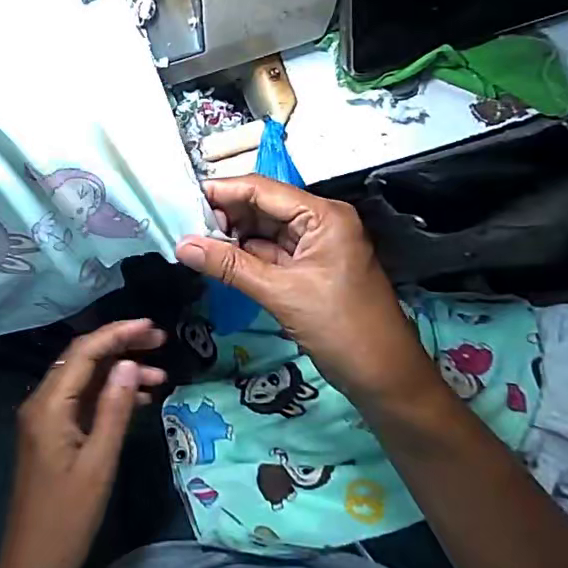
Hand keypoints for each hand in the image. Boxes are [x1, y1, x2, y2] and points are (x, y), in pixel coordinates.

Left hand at [0, 319, 167, 567]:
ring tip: (161, 373)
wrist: (33, 564)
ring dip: (118, 372)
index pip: (83, 353)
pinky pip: (81, 402)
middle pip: (82, 360)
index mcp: (48, 405)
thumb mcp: (99, 463)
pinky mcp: (51, 435)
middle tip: (161, 342)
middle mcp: (41, 403)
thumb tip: (130, 364)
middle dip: (120, 347)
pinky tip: (139, 398)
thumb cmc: (68, 518)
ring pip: (83, 380)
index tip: (151, 326)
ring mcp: (44, 419)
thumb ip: (114, 409)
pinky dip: (108, 395)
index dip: (117, 334)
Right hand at [175, 175, 438, 403]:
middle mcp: (318, 222)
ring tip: (192, 241)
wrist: (386, 378)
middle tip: (183, 226)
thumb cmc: (343, 329)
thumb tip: (182, 245)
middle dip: (223, 215)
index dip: (221, 192)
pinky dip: (242, 255)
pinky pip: (268, 252)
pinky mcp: (306, 268)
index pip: (262, 189)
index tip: (182, 200)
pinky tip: (214, 258)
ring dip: (230, 236)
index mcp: (322, 216)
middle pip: (260, 206)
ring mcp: (313, 245)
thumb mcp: (281, 294)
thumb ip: (229, 266)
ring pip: (261, 230)